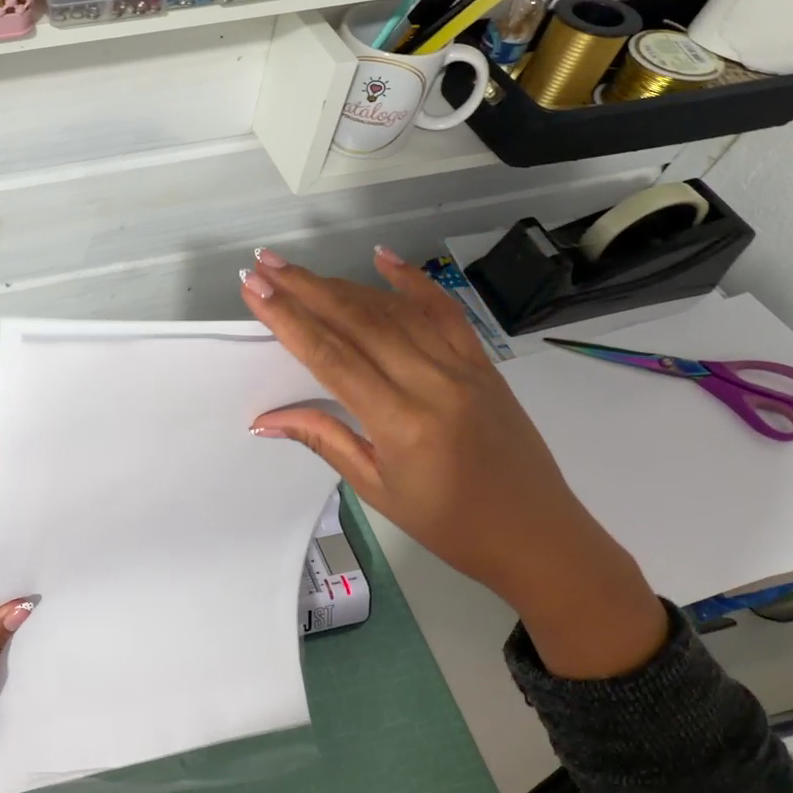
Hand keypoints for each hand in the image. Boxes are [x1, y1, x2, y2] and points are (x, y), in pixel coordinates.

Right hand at [240, 246, 664, 679]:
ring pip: (395, 311)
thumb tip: (263, 420)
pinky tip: (383, 256)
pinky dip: (413, 280)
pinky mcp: (484, 362)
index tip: (255, 289)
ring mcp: (464, 367)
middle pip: (360, 322)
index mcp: (402, 423)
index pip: (333, 357)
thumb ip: (324, 440)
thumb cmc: (450, 524)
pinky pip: (445, 311)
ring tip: (299, 269)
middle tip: (265, 264)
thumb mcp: (377, 489)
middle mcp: (433, 384)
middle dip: (306, 288)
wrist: (537, 536)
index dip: (289, 319)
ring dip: (343, 284)